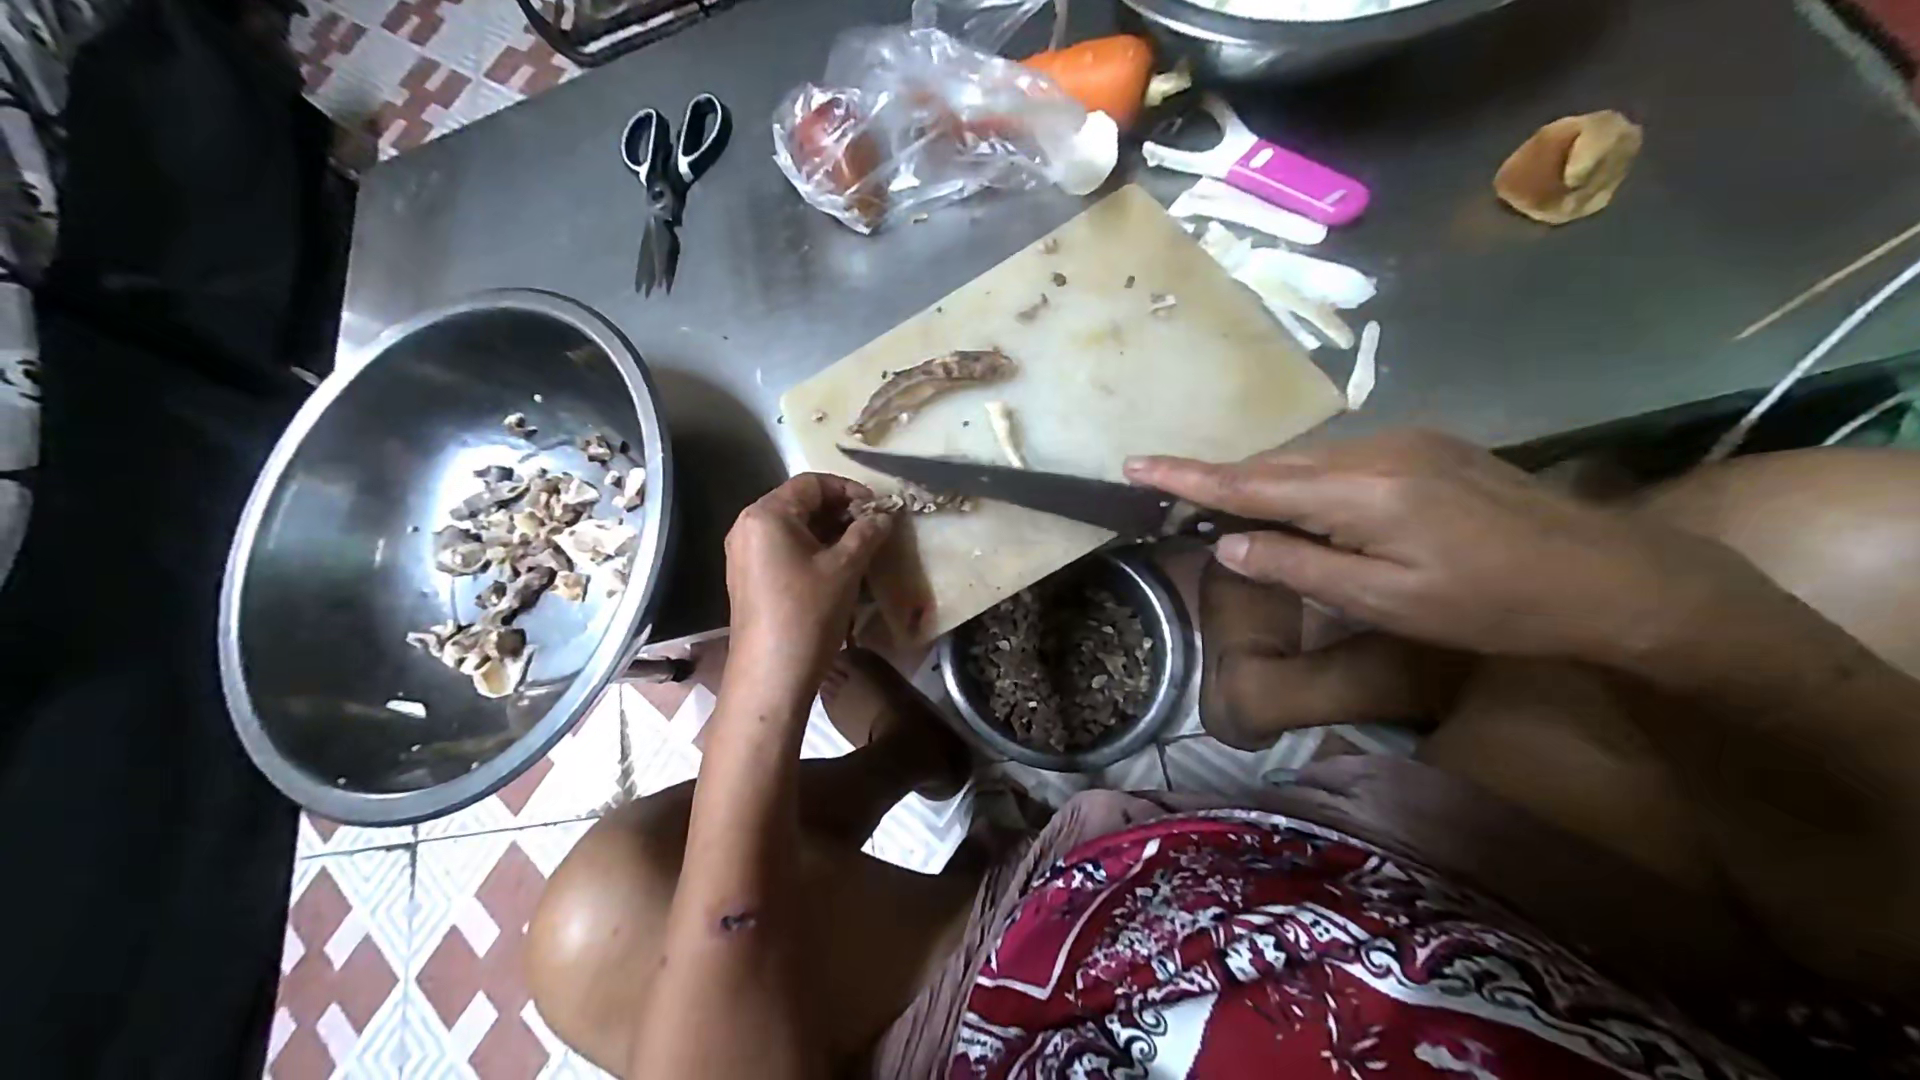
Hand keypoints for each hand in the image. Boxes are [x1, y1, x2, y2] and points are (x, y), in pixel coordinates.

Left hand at [724, 473, 893, 682]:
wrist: (772, 674)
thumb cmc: (808, 612)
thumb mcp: (846, 568)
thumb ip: (867, 533)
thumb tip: (883, 516)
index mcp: (767, 515)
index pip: (812, 483)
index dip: (849, 490)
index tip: (878, 508)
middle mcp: (748, 526)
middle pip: (800, 503)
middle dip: (840, 512)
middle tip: (874, 527)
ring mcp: (744, 554)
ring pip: (794, 528)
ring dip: (829, 532)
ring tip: (862, 548)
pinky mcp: (749, 577)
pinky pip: (784, 550)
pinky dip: (813, 550)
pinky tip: (838, 568)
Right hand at [1126, 431, 1770, 664]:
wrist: (1613, 577)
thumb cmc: (1491, 606)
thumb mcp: (1385, 601)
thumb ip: (1298, 566)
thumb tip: (1226, 544)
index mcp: (1361, 493)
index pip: (1250, 483)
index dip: (1187, 475)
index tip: (1135, 464)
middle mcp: (1375, 451)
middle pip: (1273, 464)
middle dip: (1219, 480)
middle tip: (1172, 495)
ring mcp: (1403, 441)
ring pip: (1305, 460)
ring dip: (1264, 484)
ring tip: (1235, 513)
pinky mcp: (1423, 445)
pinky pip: (1339, 458)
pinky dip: (1304, 481)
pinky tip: (1305, 508)